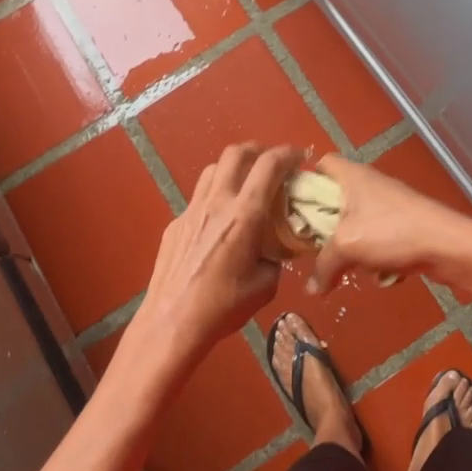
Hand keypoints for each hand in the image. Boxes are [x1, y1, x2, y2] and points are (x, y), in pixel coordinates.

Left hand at [126, 144, 299, 370]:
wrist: (173, 321)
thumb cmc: (224, 306)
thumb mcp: (265, 285)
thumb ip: (274, 257)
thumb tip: (274, 248)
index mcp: (245, 215)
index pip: (269, 166)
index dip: (287, 154)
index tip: (298, 157)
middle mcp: (217, 202)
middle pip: (236, 153)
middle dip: (258, 150)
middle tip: (270, 163)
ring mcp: (191, 210)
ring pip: (213, 170)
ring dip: (233, 168)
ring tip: (245, 185)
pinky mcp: (175, 223)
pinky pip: (198, 198)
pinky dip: (215, 197)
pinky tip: (219, 222)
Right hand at [307, 154, 471, 293]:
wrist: (447, 245)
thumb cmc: (391, 231)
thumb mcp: (347, 247)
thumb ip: (323, 265)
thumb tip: (310, 289)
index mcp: (352, 175)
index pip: (322, 162)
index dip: (306, 179)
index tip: (294, 206)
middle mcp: (370, 183)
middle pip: (337, 197)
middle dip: (327, 223)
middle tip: (314, 243)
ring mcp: (390, 203)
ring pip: (358, 222)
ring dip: (353, 245)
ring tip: (351, 264)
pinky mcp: (405, 224)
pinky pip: (379, 238)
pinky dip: (377, 255)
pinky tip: (383, 273)